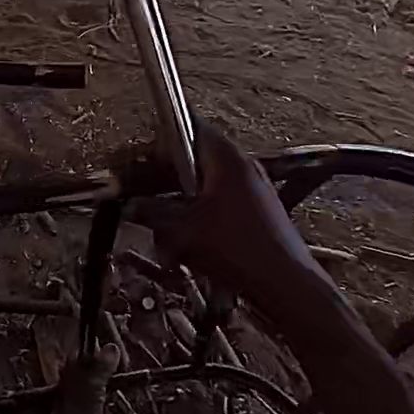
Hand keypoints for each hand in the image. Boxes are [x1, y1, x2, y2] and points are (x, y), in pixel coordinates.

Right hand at [134, 122, 364, 352]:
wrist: (284, 285)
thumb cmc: (238, 250)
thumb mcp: (181, 230)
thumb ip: (150, 214)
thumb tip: (130, 207)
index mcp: (227, 160)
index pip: (192, 128)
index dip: (163, 137)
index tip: (145, 149)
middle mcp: (244, 168)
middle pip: (197, 156)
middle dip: (169, 171)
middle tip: (146, 184)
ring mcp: (254, 189)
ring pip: (207, 180)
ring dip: (183, 194)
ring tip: (164, 215)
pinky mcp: (257, 211)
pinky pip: (219, 199)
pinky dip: (200, 209)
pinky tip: (188, 234)